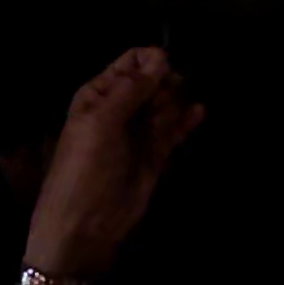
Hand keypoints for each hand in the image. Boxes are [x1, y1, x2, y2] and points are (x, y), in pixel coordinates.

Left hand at [23, 47, 204, 277]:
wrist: (83, 228)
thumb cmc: (86, 167)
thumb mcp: (102, 123)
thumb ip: (132, 89)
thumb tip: (161, 56)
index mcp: (100, 93)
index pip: (130, 62)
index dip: (150, 60)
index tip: (168, 65)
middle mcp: (121, 107)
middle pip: (152, 81)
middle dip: (165, 81)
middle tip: (169, 96)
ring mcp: (139, 131)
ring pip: (166, 102)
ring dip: (175, 101)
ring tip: (172, 113)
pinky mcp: (156, 154)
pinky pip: (174, 130)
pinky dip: (187, 120)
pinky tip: (199, 112)